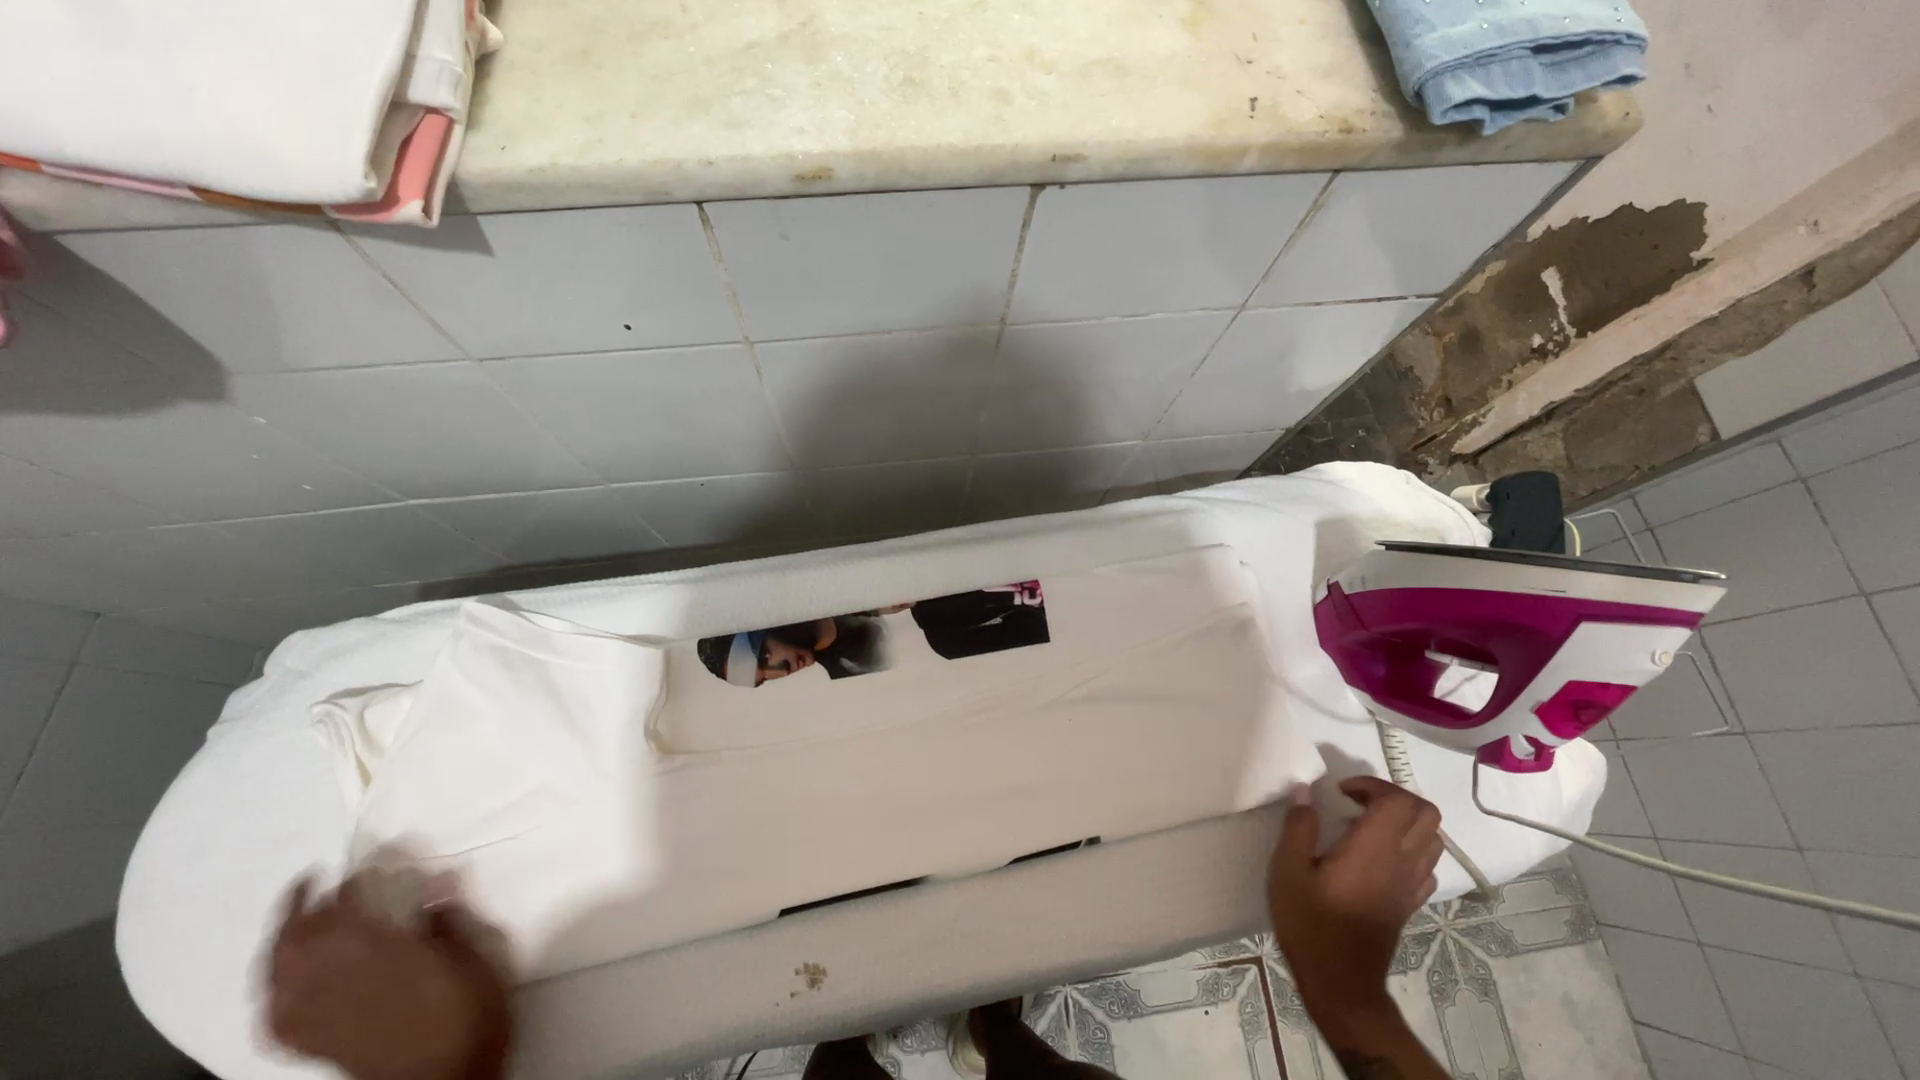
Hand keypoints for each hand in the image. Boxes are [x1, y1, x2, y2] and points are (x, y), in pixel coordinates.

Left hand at [268, 873, 511, 1079]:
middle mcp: (338, 980)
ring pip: (277, 970)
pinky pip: (272, 1012)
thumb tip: (438, 882)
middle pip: (299, 936)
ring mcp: (316, 1015)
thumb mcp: (479, 960)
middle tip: (314, 883)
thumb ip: (453, 921)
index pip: (348, 906)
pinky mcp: (308, 1043)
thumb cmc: (468, 1015)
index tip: (365, 867)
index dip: (352, 882)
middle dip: (302, 906)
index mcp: (383, 954)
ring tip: (294, 921)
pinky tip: (282, 979)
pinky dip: (271, 988)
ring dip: (280, 940)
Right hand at [1268, 777, 1442, 1044]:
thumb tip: (1306, 792)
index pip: (1397, 800)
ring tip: (1367, 824)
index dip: (1372, 784)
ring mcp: (1411, 883)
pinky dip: (1409, 848)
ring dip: (1405, 820)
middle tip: (1358, 801)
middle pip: (1426, 813)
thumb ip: (1299, 827)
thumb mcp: (1288, 870)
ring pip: (1432, 837)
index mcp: (1373, 848)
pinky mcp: (1411, 902)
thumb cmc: (1310, 923)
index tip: (1341, 791)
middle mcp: (1401, 861)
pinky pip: (1426, 863)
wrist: (1341, 981)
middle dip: (1394, 796)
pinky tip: (1379, 856)